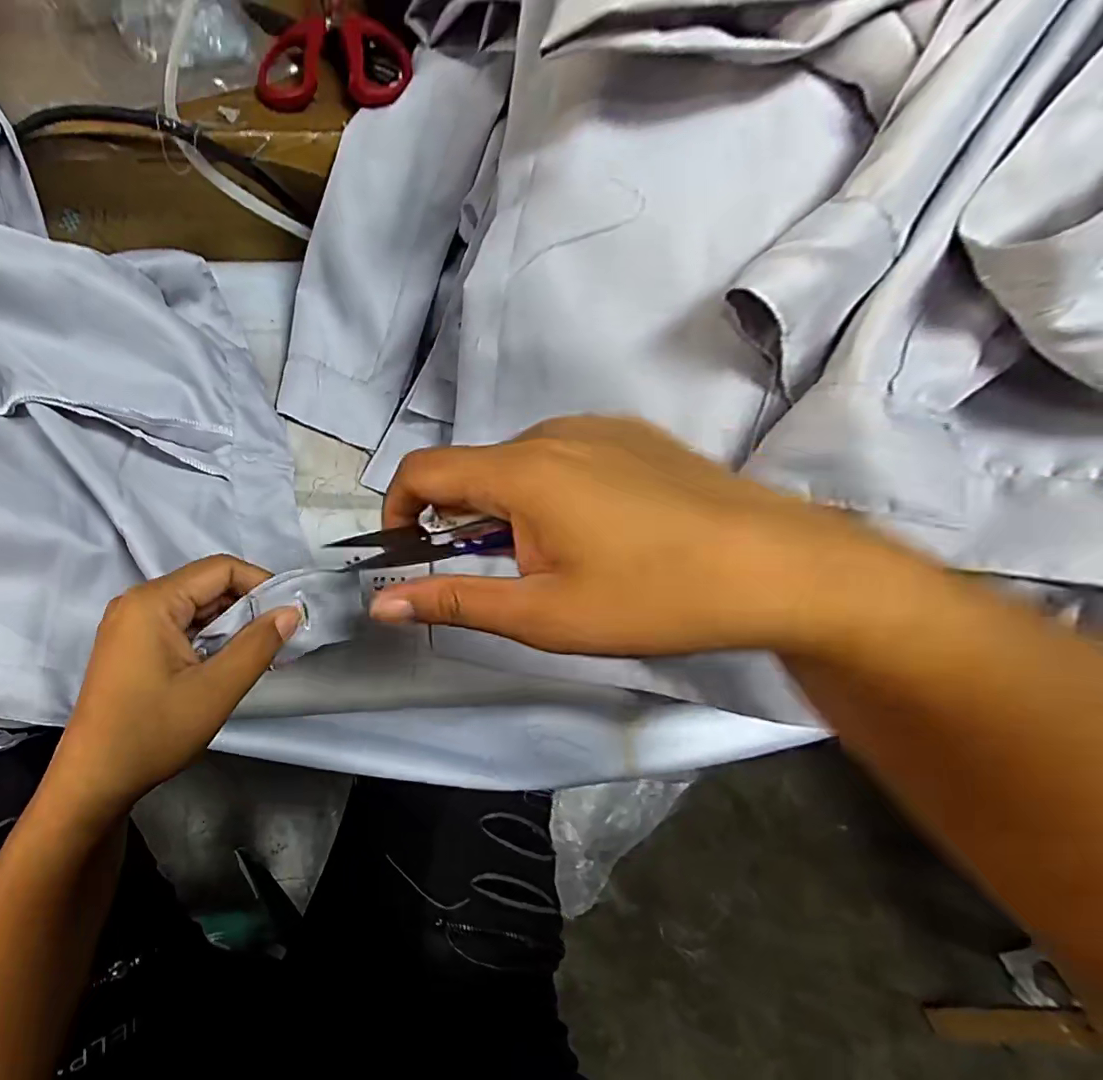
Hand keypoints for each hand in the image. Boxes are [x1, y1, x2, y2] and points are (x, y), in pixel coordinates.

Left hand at [48, 555, 300, 816]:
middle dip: (244, 605)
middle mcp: (135, 600)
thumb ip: (256, 646)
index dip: (259, 583)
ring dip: (224, 623)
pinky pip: (172, 624)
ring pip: (188, 606)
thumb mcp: (214, 690)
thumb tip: (290, 611)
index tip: (290, 611)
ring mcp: (126, 622)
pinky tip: (221, 660)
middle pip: (202, 584)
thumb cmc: (153, 731)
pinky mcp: (125, 643)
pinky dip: (201, 635)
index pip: (219, 569)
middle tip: (277, 637)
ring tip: (255, 652)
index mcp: (152, 601)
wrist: (94, 774)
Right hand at [368, 415, 936, 656]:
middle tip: (494, 571)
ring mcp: (597, 428)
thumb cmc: (656, 598)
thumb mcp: (542, 615)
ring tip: (550, 555)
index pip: (421, 470)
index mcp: (521, 472)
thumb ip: (451, 602)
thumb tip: (379, 604)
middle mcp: (550, 434)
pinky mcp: (632, 435)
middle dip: (458, 519)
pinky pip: (558, 453)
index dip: (396, 508)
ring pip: (512, 463)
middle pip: (468, 469)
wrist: (796, 573)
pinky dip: (544, 488)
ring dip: (501, 505)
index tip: (409, 550)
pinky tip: (594, 528)